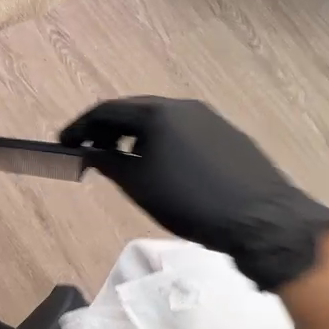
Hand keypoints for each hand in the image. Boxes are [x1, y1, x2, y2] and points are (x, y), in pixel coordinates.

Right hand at [60, 97, 328, 289]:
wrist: (264, 221)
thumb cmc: (190, 200)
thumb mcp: (137, 185)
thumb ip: (107, 163)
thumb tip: (91, 153)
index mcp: (156, 113)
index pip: (105, 111)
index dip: (79, 128)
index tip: (64, 144)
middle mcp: (183, 107)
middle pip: (133, 110)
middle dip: (106, 129)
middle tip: (91, 150)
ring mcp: (210, 119)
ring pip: (159, 120)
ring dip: (134, 135)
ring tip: (124, 159)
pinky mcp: (229, 135)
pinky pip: (182, 130)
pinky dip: (161, 141)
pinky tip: (161, 165)